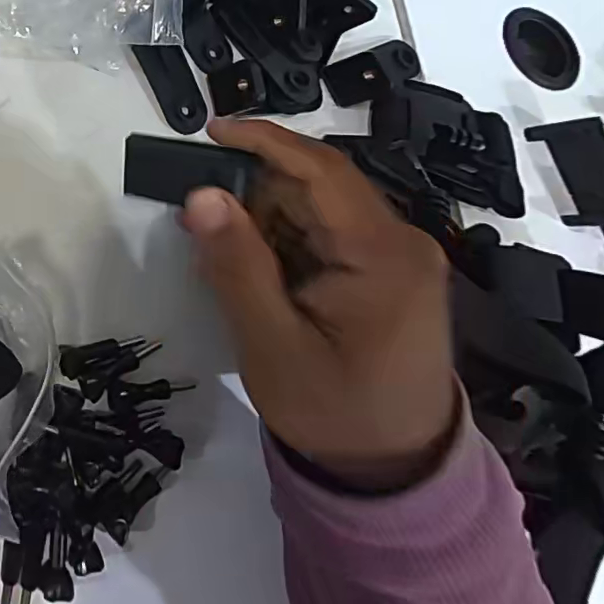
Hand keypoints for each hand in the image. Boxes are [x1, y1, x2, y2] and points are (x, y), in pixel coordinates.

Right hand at [184, 119, 459, 490]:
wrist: (393, 474)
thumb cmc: (334, 413)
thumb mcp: (272, 344)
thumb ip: (236, 265)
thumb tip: (201, 194)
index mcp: (383, 254)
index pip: (321, 170)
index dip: (265, 140)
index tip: (213, 129)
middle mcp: (401, 241)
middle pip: (316, 187)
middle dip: (256, 197)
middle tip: (205, 226)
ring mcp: (399, 255)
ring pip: (318, 208)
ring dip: (268, 223)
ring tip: (230, 265)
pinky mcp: (390, 269)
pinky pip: (329, 233)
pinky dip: (288, 242)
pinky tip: (264, 276)